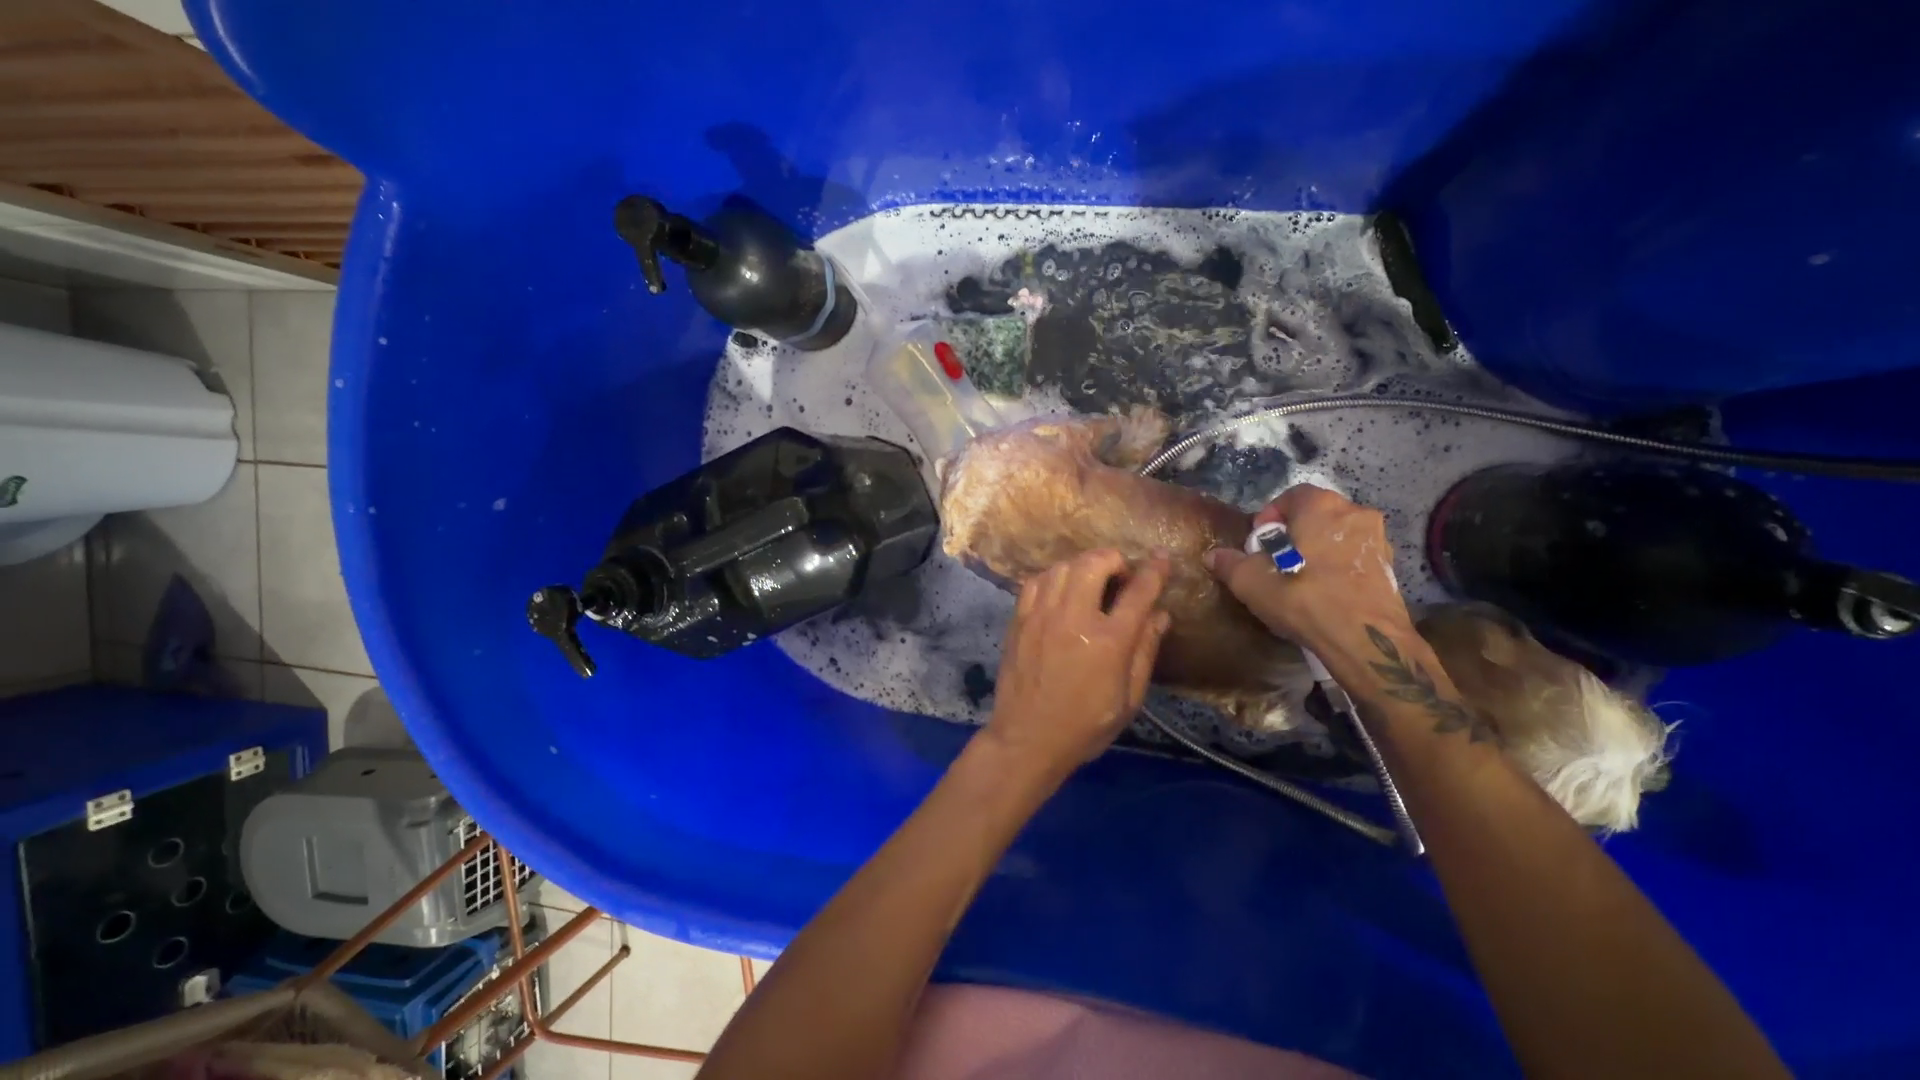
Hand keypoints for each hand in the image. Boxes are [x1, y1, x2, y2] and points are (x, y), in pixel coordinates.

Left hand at [986, 549, 1172, 771]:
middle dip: (1113, 559)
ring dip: (1082, 566)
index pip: (1139, 591)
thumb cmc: (1085, 725)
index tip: (1161, 559)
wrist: (1027, 739)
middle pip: (1095, 563)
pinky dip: (1053, 578)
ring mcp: (1042, 616)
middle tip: (1121, 575)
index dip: (1154, 570)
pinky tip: (1060, 591)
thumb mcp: (1129, 699)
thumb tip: (1160, 614)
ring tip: (1091, 580)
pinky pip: (1035, 581)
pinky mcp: (1019, 620)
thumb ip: (1145, 651)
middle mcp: (1074, 618)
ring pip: (1062, 567)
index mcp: (1109, 641)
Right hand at [1204, 485, 1413, 656]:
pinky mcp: (1389, 566)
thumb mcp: (1253, 583)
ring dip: (1318, 548)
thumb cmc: (1306, 600)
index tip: (1260, 542)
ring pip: (1338, 534)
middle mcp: (1355, 512)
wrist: (1365, 640)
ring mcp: (1378, 539)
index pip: (1292, 495)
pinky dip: (1338, 565)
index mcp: (1322, 506)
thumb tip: (1214, 556)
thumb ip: (1231, 564)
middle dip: (1294, 532)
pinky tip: (1325, 591)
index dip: (1271, 515)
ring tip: (1301, 577)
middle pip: (1317, 513)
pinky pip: (1354, 555)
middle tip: (1277, 560)